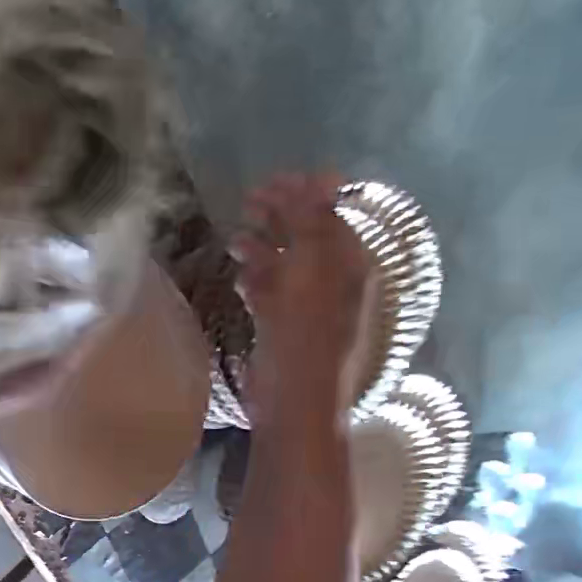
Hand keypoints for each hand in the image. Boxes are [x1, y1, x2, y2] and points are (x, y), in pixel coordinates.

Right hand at [230, 173, 373, 418]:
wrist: (293, 401)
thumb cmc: (303, 338)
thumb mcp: (310, 274)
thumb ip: (313, 226)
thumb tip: (318, 180)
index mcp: (348, 264)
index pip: (330, 215)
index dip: (304, 193)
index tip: (272, 179)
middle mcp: (332, 281)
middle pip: (307, 236)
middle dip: (280, 215)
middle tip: (247, 200)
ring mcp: (307, 306)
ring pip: (286, 266)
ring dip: (262, 247)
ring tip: (233, 236)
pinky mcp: (283, 329)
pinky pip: (272, 295)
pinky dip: (256, 280)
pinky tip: (238, 276)